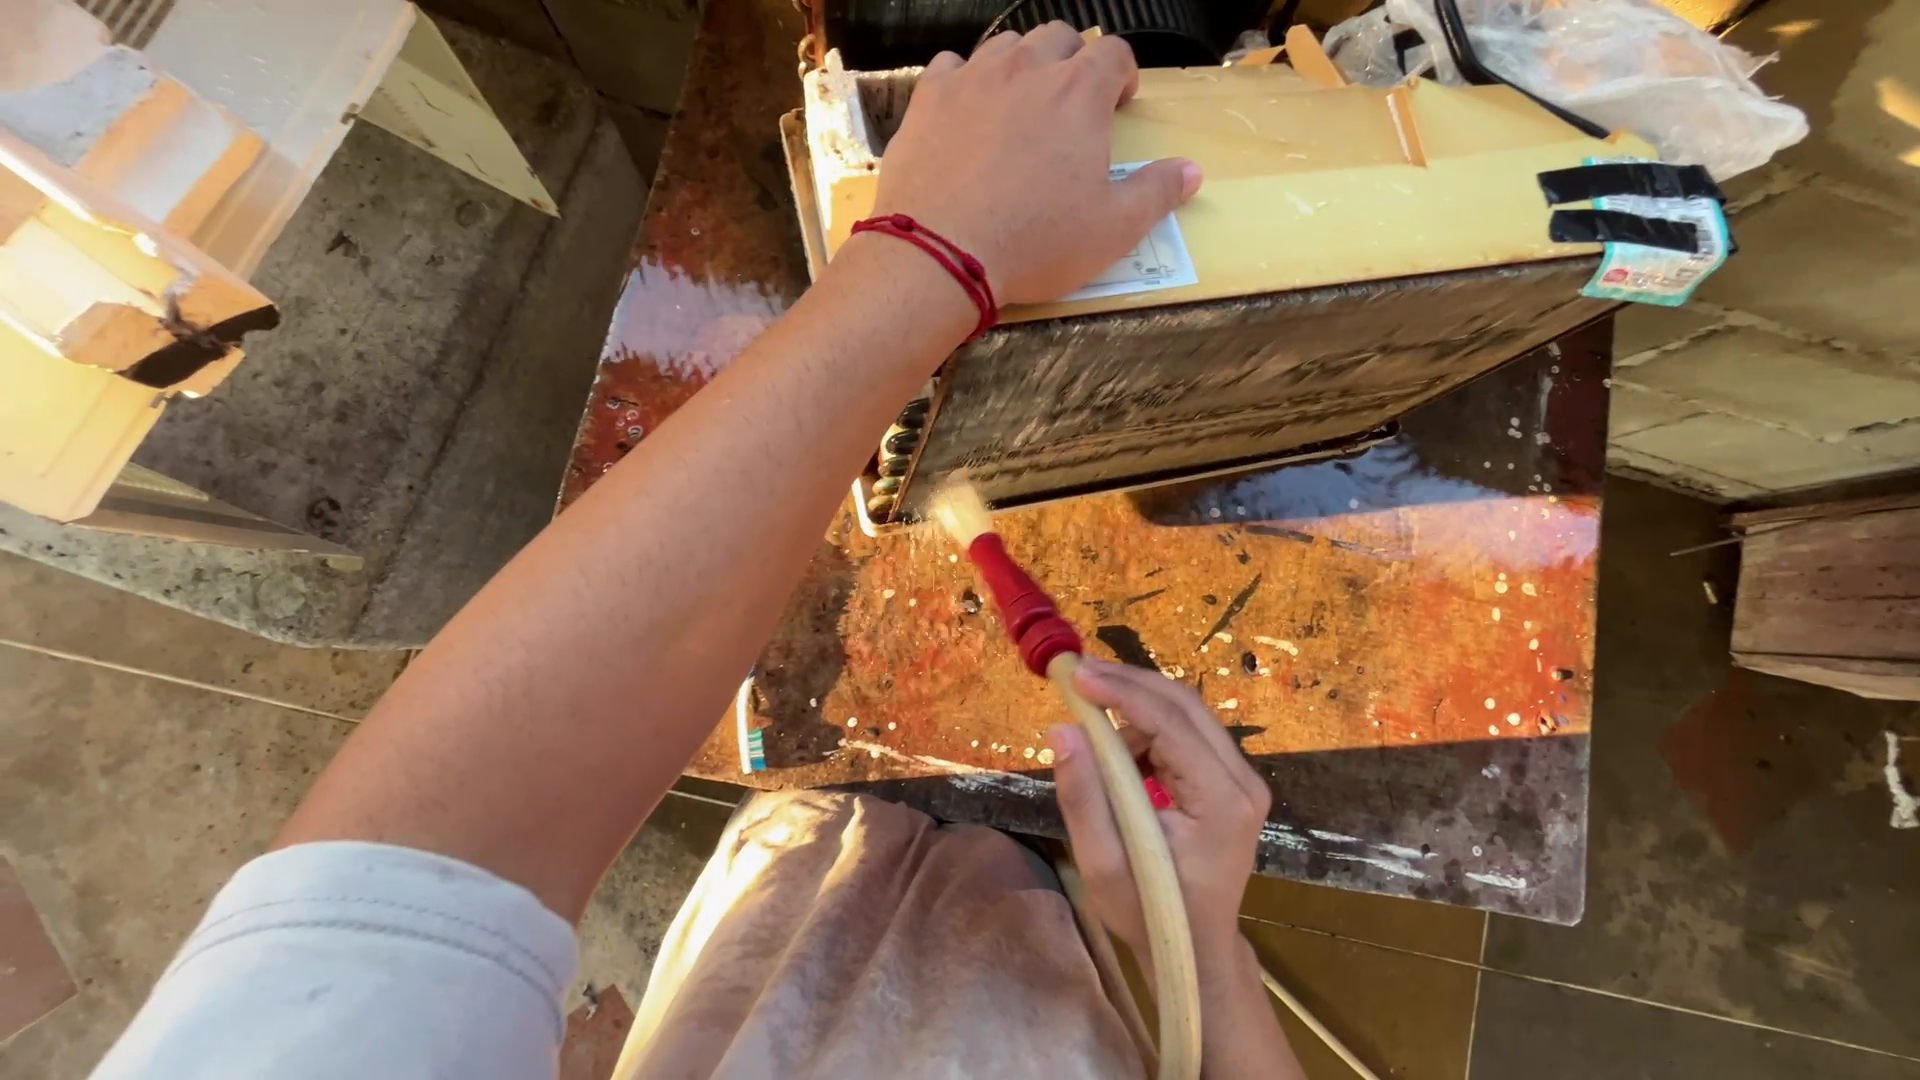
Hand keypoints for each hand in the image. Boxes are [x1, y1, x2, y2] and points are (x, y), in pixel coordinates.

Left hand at [870, 23, 1202, 304]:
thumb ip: (1156, 193)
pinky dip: (964, 82)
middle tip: (1069, 107)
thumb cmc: (1035, 245)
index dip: (1121, 75)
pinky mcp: (928, 99)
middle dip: (1071, 64)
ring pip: (1005, 47)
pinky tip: (966, 114)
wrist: (942, 254)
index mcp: (1079, 93)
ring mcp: (973, 78)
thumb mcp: (1112, 231)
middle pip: (1058, 39)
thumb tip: (1192, 170)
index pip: (1113, 54)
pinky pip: (950, 67)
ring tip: (1019, 109)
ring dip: (1020, 68)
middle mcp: (1027, 69)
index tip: (1118, 104)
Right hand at [1049, 656, 1269, 960]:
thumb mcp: (1103, 865)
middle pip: (1185, 705)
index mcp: (1220, 803)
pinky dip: (1146, 726)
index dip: (1122, 692)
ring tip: (1089, 715)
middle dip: (1128, 682)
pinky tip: (1116, 746)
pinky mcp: (1230, 780)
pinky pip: (1186, 732)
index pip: (1171, 724)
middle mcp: (1242, 781)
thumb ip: (1083, 797)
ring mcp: (1241, 779)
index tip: (1076, 675)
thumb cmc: (1149, 912)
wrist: (1197, 949)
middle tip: (1077, 672)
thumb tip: (1063, 729)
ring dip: (1135, 703)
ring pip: (1187, 713)